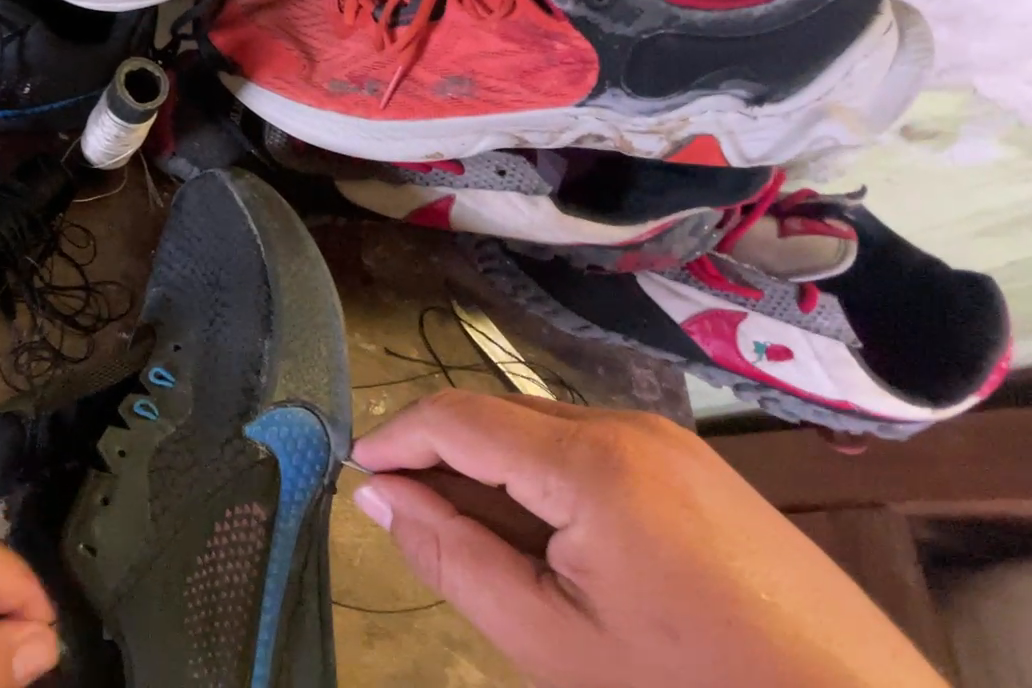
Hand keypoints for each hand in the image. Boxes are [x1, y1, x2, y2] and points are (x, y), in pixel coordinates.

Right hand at [350, 389, 946, 687]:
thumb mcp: (546, 637)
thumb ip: (448, 552)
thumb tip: (376, 494)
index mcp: (590, 460)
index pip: (456, 417)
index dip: (395, 438)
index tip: (358, 475)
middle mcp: (627, 424)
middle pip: (496, 416)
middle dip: (442, 457)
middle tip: (416, 520)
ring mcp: (669, 441)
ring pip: (538, 430)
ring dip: (490, 470)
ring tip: (481, 539)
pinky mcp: (694, 465)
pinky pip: (585, 449)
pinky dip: (540, 479)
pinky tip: (547, 539)